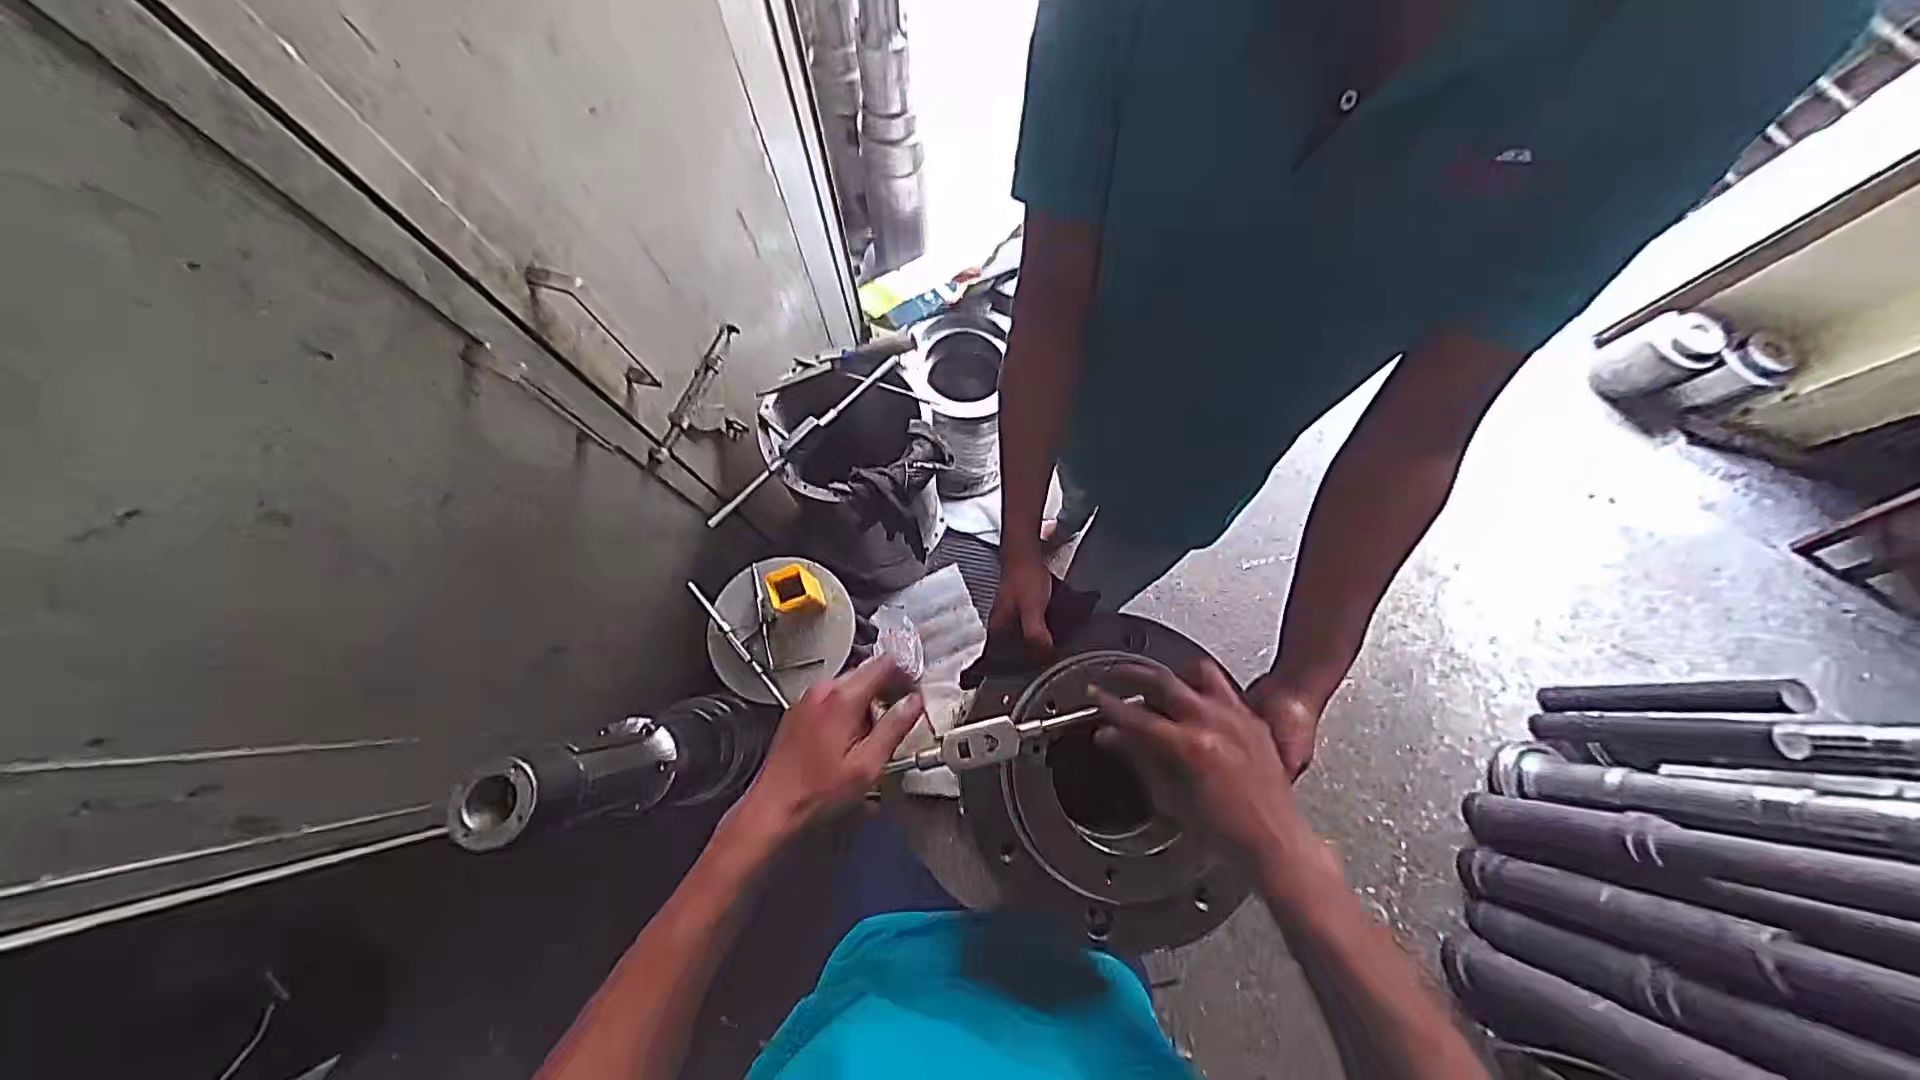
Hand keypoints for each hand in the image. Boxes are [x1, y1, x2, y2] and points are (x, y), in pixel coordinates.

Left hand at [734, 657, 923, 838]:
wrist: (775, 805)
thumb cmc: (815, 791)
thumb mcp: (867, 764)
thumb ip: (894, 728)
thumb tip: (913, 704)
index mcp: (841, 699)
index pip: (882, 665)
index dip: (904, 672)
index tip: (914, 685)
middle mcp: (822, 692)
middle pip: (866, 671)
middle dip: (886, 688)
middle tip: (900, 711)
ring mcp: (808, 699)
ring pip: (849, 684)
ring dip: (867, 699)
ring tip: (873, 732)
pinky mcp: (800, 710)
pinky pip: (832, 697)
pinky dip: (847, 707)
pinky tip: (850, 736)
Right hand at [988, 546, 1053, 658]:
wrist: (1026, 554)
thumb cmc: (1025, 578)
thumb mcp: (1032, 608)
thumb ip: (1035, 633)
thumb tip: (1043, 655)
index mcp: (998, 628)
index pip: (1001, 660)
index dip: (1016, 669)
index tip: (1032, 674)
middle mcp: (1001, 625)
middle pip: (1011, 652)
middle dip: (1026, 660)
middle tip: (1044, 666)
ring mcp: (1009, 618)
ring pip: (1020, 641)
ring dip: (1033, 648)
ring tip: (1049, 654)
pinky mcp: (1019, 610)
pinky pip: (1027, 630)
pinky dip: (1037, 635)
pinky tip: (1049, 635)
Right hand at [1090, 662, 1317, 861]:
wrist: (1275, 843)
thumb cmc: (1227, 833)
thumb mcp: (1170, 798)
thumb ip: (1138, 758)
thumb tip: (1110, 737)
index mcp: (1190, 746)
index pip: (1136, 716)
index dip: (1109, 704)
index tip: (1095, 696)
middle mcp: (1215, 724)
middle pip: (1162, 681)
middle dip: (1131, 674)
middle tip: (1113, 674)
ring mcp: (1236, 719)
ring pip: (1196, 674)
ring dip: (1170, 675)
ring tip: (1154, 682)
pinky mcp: (1252, 721)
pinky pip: (1223, 690)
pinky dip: (1201, 689)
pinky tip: (1192, 702)